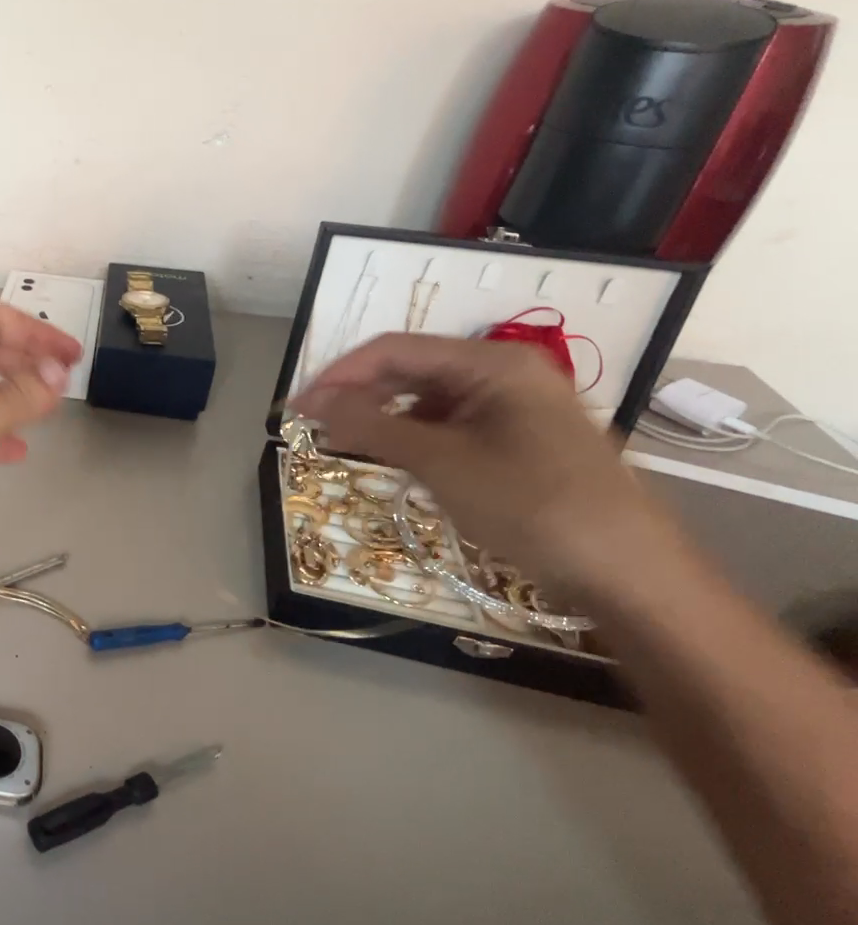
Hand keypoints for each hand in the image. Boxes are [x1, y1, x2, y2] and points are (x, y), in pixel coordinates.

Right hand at [290, 333, 685, 599]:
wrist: (629, 574)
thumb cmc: (534, 506)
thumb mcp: (442, 463)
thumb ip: (371, 426)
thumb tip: (310, 401)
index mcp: (493, 363)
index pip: (394, 350)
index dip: (338, 374)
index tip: (296, 406)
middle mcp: (504, 373)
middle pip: (410, 369)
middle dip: (357, 394)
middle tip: (310, 427)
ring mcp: (514, 407)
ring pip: (426, 398)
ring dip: (381, 416)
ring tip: (342, 444)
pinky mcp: (517, 439)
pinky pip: (448, 424)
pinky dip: (411, 436)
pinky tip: (390, 458)